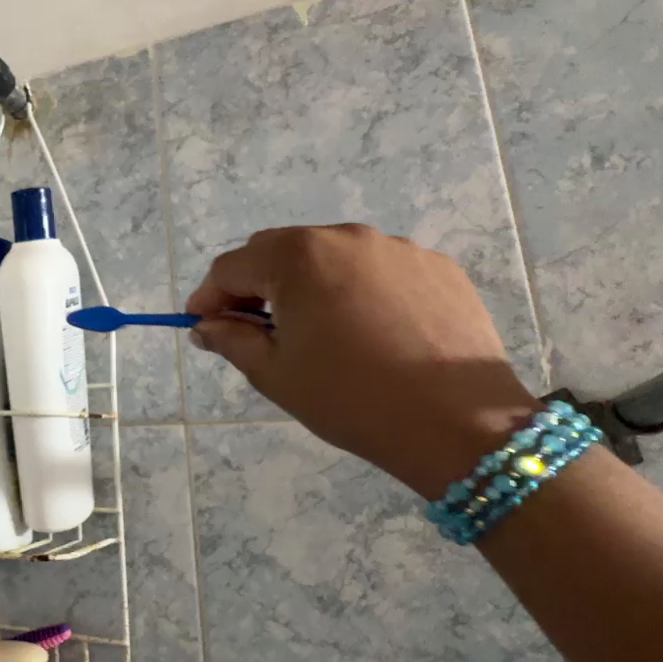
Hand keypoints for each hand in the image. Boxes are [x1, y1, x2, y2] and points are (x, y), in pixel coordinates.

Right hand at [186, 224, 540, 498]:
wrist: (461, 424)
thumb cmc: (351, 398)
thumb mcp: (275, 374)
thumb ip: (231, 340)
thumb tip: (207, 326)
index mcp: (297, 257)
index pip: (232, 267)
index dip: (209, 296)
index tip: (202, 325)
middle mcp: (345, 237)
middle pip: (279, 251)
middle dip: (256, 284)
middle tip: (253, 328)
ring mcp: (397, 248)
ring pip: (330, 256)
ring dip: (308, 284)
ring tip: (316, 331)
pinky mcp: (437, 267)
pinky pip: (377, 269)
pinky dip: (356, 290)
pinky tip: (368, 332)